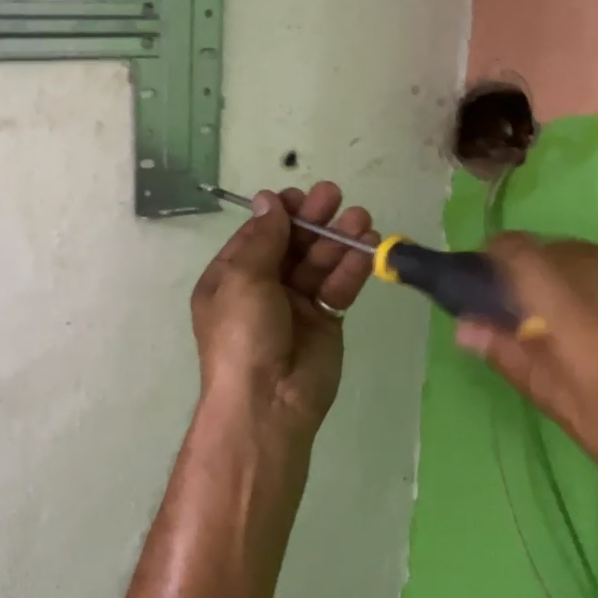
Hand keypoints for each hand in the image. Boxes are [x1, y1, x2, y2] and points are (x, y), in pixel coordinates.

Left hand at [190, 182, 377, 435]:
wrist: (267, 401)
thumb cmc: (243, 335)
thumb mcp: (243, 279)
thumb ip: (263, 238)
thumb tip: (268, 200)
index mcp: (229, 278)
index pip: (257, 236)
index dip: (279, 214)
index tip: (300, 195)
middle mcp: (260, 289)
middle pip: (290, 245)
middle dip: (312, 221)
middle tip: (335, 195)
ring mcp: (294, 306)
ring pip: (318, 263)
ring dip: (338, 240)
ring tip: (361, 218)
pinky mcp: (324, 322)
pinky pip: (338, 288)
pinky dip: (352, 269)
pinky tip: (368, 248)